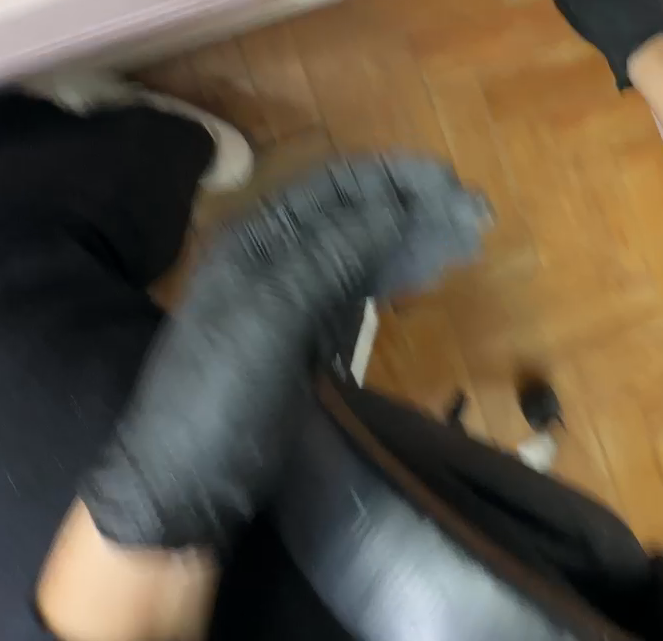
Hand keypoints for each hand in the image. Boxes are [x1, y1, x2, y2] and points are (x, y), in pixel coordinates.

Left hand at [77, 156, 489, 550]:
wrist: (186, 482)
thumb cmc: (218, 392)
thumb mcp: (269, 317)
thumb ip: (328, 255)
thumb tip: (393, 206)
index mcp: (259, 236)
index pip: (336, 188)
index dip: (393, 179)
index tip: (448, 180)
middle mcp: (281, 253)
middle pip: (359, 214)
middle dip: (416, 206)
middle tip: (476, 213)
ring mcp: (299, 292)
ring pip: (368, 249)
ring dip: (418, 238)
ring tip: (470, 237)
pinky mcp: (313, 329)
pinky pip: (364, 286)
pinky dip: (401, 273)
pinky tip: (432, 269)